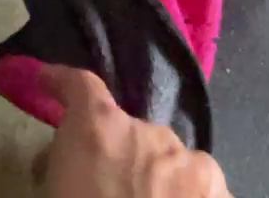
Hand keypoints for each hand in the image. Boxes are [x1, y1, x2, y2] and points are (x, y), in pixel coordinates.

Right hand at [36, 65, 231, 197]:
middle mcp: (149, 132)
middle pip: (131, 132)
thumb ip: (57, 168)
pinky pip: (202, 191)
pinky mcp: (221, 193)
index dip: (61, 82)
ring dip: (157, 181)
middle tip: (108, 190)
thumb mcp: (52, 190)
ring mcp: (192, 162)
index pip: (79, 85)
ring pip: (170, 162)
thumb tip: (56, 163)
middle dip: (120, 156)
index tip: (47, 81)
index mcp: (100, 128)